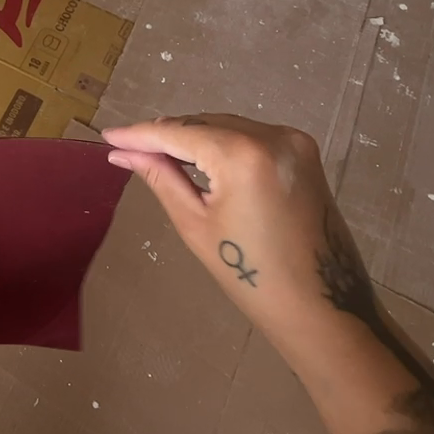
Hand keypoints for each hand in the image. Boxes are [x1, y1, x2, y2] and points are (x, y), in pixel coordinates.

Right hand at [102, 114, 356, 351]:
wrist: (325, 310)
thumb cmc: (252, 276)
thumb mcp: (195, 224)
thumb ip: (159, 176)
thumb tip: (122, 152)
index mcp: (244, 155)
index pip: (178, 133)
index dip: (139, 134)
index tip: (108, 136)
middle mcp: (272, 136)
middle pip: (201, 123)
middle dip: (163, 134)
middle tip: (126, 149)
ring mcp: (292, 141)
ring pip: (223, 125)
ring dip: (190, 137)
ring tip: (154, 154)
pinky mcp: (302, 152)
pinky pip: (246, 134)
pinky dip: (217, 141)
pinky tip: (194, 157)